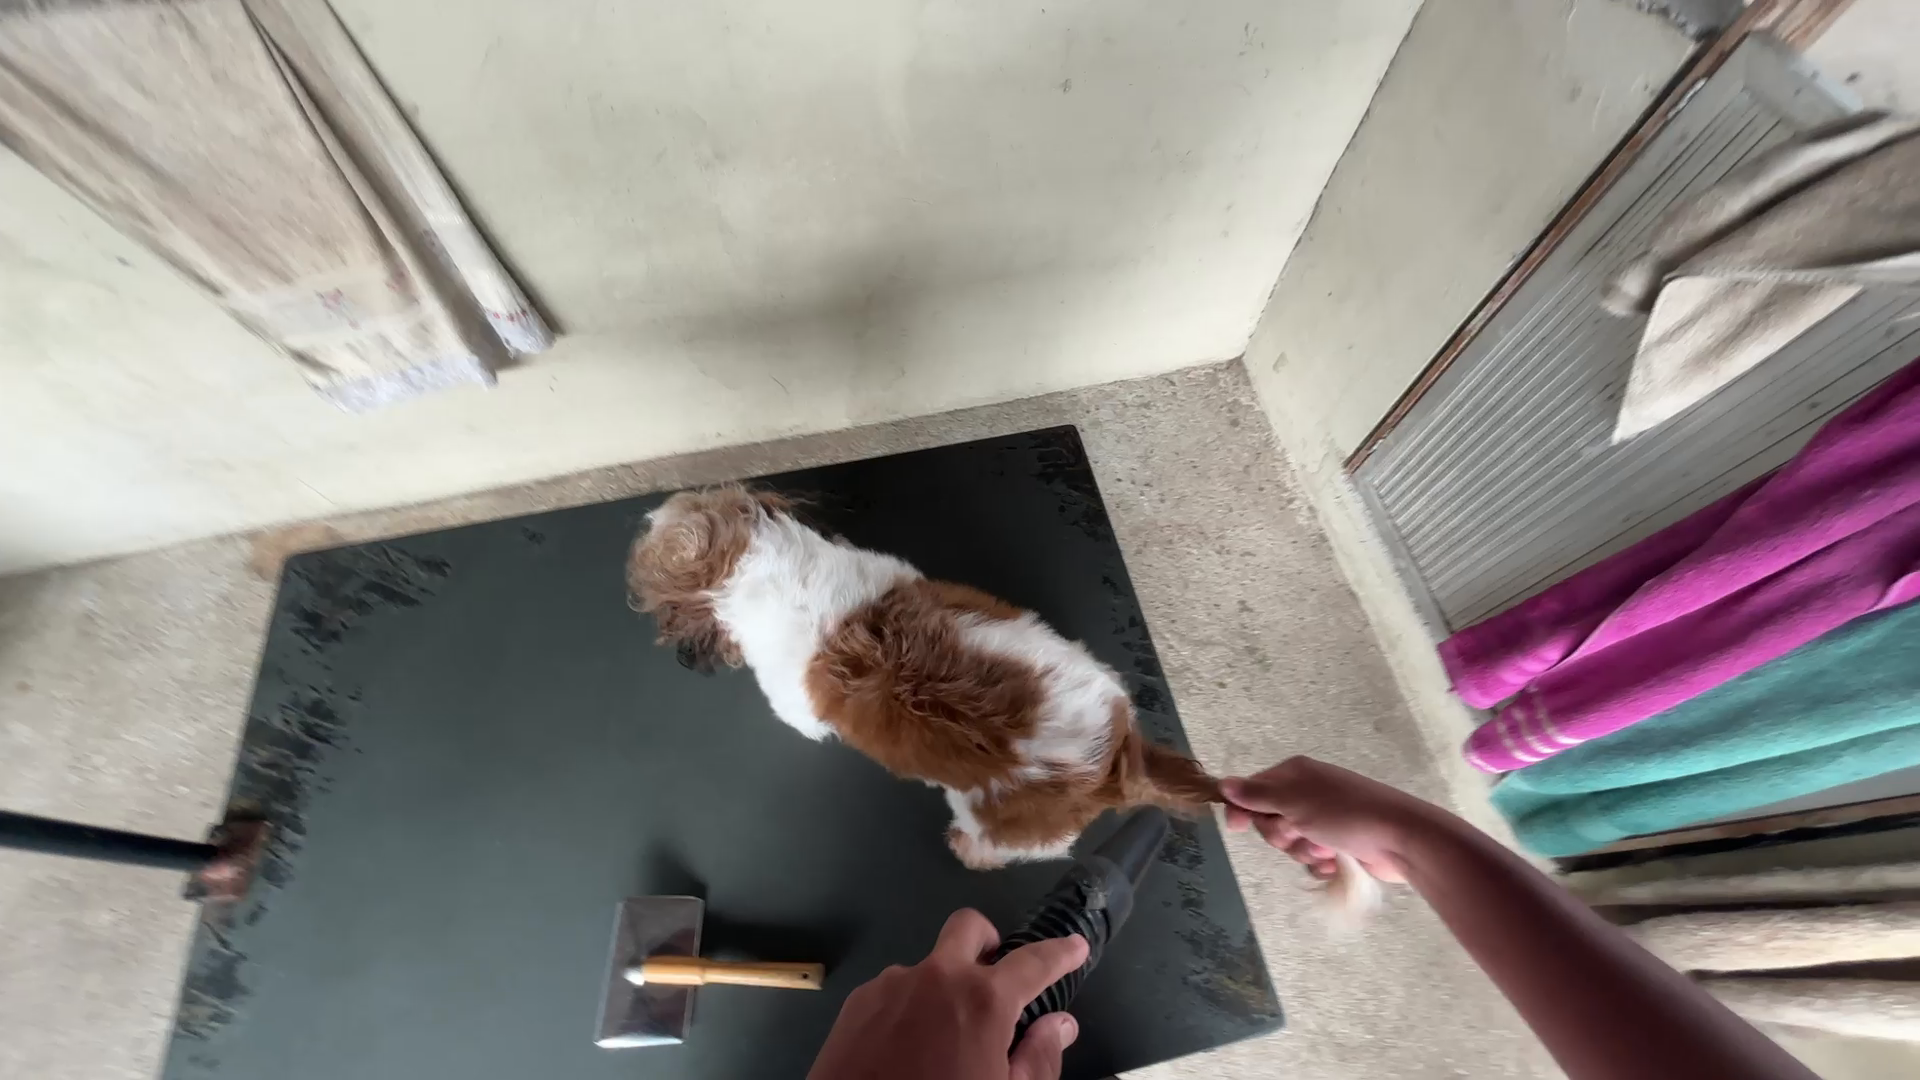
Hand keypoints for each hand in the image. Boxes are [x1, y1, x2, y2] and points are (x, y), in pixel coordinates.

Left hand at [806, 908, 1088, 1079]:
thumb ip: (1038, 1060)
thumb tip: (1059, 1024)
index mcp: (982, 1000)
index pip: (1033, 962)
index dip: (1060, 954)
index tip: (1076, 945)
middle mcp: (937, 976)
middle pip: (969, 927)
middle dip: (988, 943)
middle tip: (994, 979)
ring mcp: (893, 983)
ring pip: (928, 966)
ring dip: (942, 989)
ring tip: (939, 1044)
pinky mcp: (858, 1000)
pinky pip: (895, 991)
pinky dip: (909, 1010)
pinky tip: (903, 1053)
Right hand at [1219, 756, 1448, 883]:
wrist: (1402, 838)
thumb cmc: (1343, 812)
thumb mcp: (1293, 800)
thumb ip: (1255, 794)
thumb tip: (1222, 784)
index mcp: (1294, 774)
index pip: (1253, 789)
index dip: (1244, 808)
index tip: (1236, 827)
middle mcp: (1306, 793)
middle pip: (1270, 819)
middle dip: (1281, 834)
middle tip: (1298, 833)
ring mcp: (1324, 819)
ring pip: (1291, 842)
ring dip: (1302, 850)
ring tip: (1325, 850)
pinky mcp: (1339, 843)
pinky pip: (1312, 857)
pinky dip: (1320, 862)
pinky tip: (1334, 863)